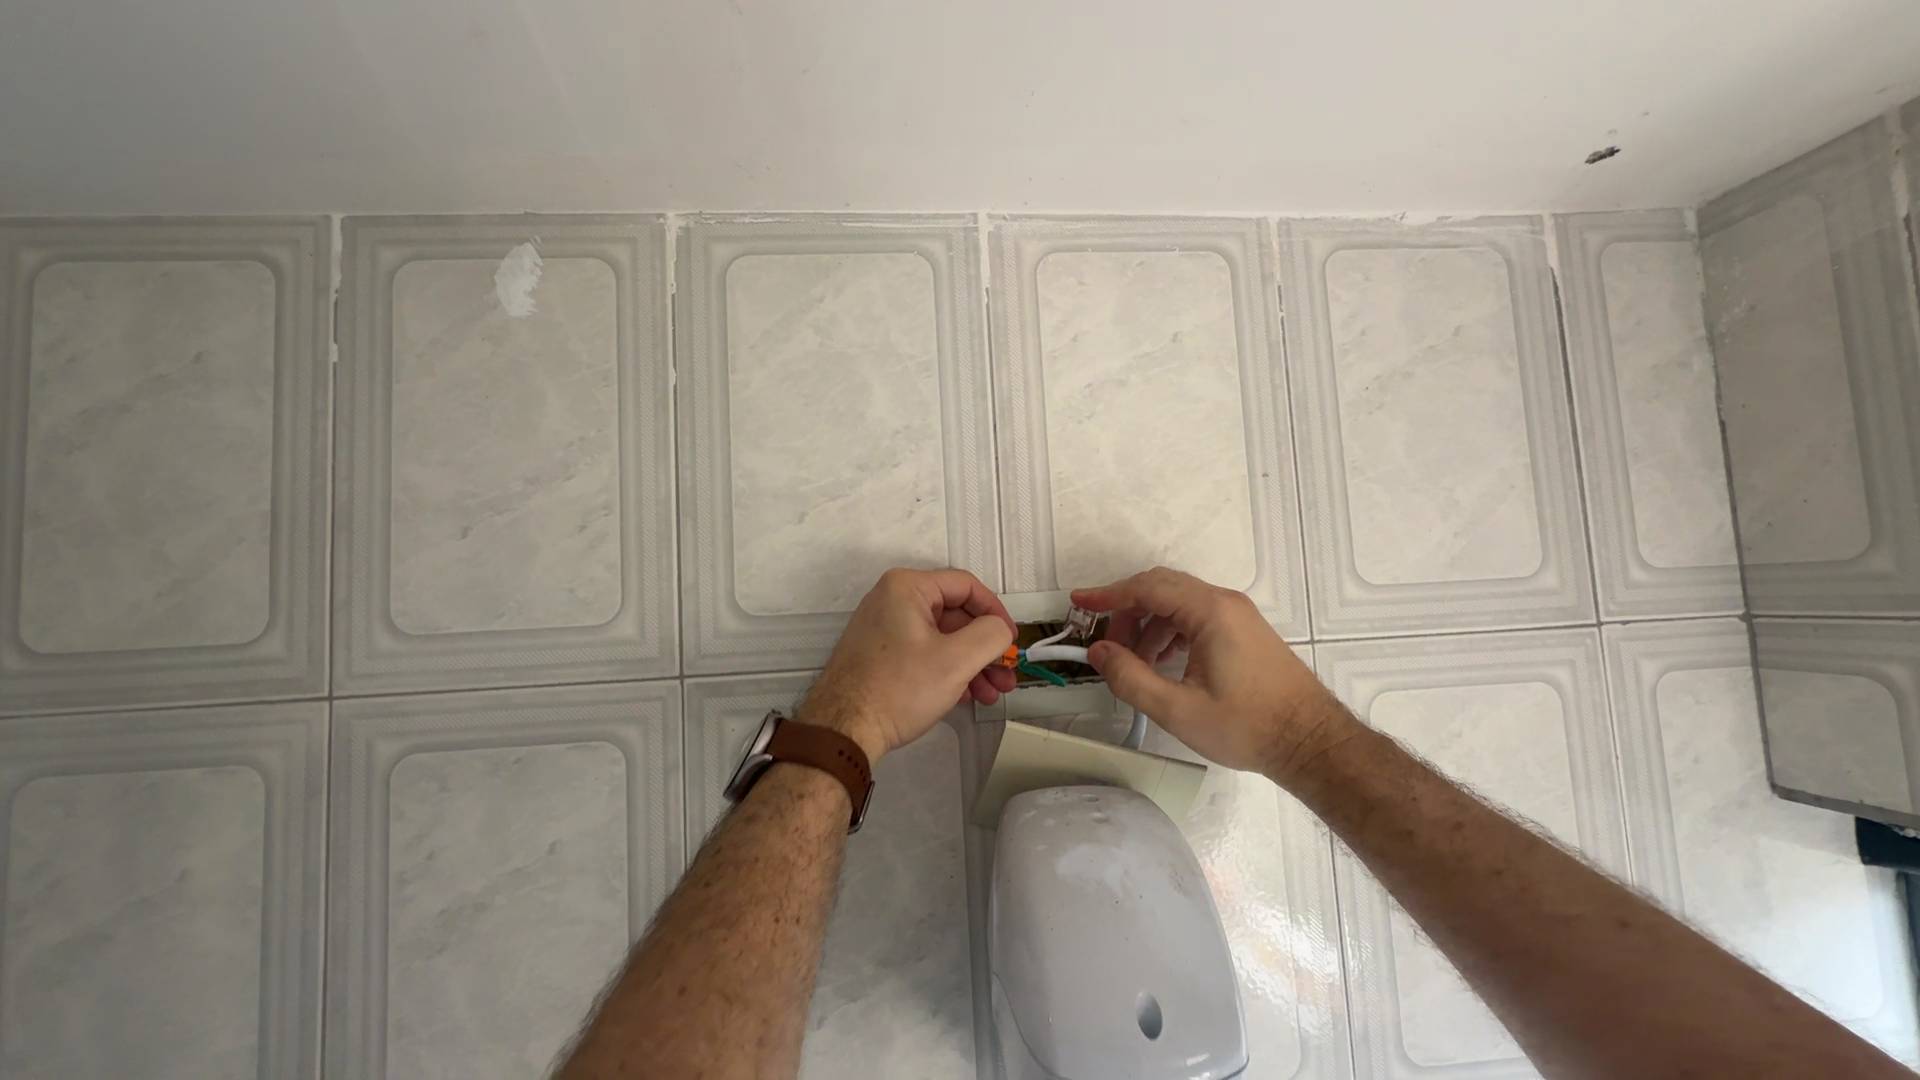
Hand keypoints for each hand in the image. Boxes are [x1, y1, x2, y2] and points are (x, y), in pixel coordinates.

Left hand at [799, 568, 1017, 762]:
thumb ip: (990, 636)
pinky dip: (948, 671)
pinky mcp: (880, 655)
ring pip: (942, 638)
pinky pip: (924, 653)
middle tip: (1006, 675)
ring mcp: (884, 628)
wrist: (842, 731)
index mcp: (907, 587)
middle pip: (955, 615)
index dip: (995, 612)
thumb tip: (1001, 630)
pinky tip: (966, 696)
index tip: (1011, 641)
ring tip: (992, 694)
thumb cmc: (897, 690)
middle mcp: (892, 600)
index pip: (966, 586)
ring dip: (972, 664)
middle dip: (986, 648)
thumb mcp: (956, 660)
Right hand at [1072, 567, 1355, 780]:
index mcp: (1210, 612)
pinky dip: (1170, 632)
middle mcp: (1224, 603)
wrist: (1311, 743)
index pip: (1148, 587)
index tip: (1079, 602)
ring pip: (1179, 603)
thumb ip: (1130, 677)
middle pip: (1162, 589)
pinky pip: (1196, 617)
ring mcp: (1238, 615)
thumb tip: (1097, 651)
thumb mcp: (1178, 709)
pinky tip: (1161, 663)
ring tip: (1133, 663)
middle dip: (1127, 612)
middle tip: (1106, 645)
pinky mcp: (1244, 631)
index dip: (1108, 594)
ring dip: (1148, 626)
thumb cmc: (1247, 727)